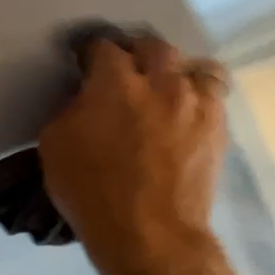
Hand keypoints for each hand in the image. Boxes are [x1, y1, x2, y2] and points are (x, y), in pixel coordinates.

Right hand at [38, 36, 229, 274]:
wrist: (147, 228)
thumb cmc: (87, 188)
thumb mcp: (55, 145)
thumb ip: (72, 111)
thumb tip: (86, 98)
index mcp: (114, 87)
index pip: (104, 49)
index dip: (90, 49)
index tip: (81, 56)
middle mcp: (162, 84)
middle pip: (154, 47)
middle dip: (134, 50)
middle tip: (120, 64)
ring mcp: (198, 103)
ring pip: (194, 65)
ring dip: (174, 69)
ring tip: (160, 84)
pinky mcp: (219, 125)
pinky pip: (211, 93)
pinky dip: (194, 93)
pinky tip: (179, 110)